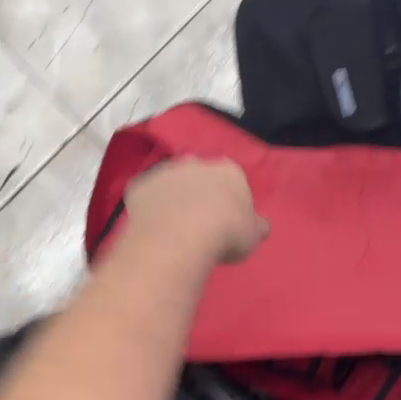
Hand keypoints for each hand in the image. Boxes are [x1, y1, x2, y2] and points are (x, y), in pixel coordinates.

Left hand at [123, 158, 267, 263]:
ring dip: (173, 199)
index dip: (230, 200)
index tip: (228, 221)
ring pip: (171, 184)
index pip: (233, 180)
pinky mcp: (139, 186)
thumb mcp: (252, 235)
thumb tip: (262, 225)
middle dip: (200, 193)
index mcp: (229, 171)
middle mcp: (196, 163)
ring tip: (175, 228)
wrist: (179, 237)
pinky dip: (150, 208)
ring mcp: (164, 172)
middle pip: (200, 176)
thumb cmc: (226, 233)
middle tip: (201, 222)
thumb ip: (257, 226)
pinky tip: (153, 228)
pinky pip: (146, 196)